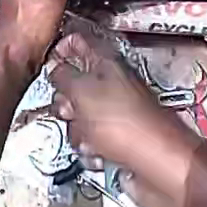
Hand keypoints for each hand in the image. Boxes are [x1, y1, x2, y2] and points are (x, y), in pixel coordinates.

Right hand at [49, 24, 202, 206]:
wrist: (159, 165)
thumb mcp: (82, 92)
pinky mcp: (118, 140)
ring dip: (77, 131)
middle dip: (65, 100)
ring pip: (79, 115)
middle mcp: (111, 83)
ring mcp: (115, 112)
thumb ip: (62, 75)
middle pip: (74, 83)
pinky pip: (91, 140)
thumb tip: (53, 67)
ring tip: (87, 139)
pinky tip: (98, 155)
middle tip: (68, 111)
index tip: (47, 66)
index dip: (60, 49)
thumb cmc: (124, 123)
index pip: (78, 41)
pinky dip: (91, 150)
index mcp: (106, 62)